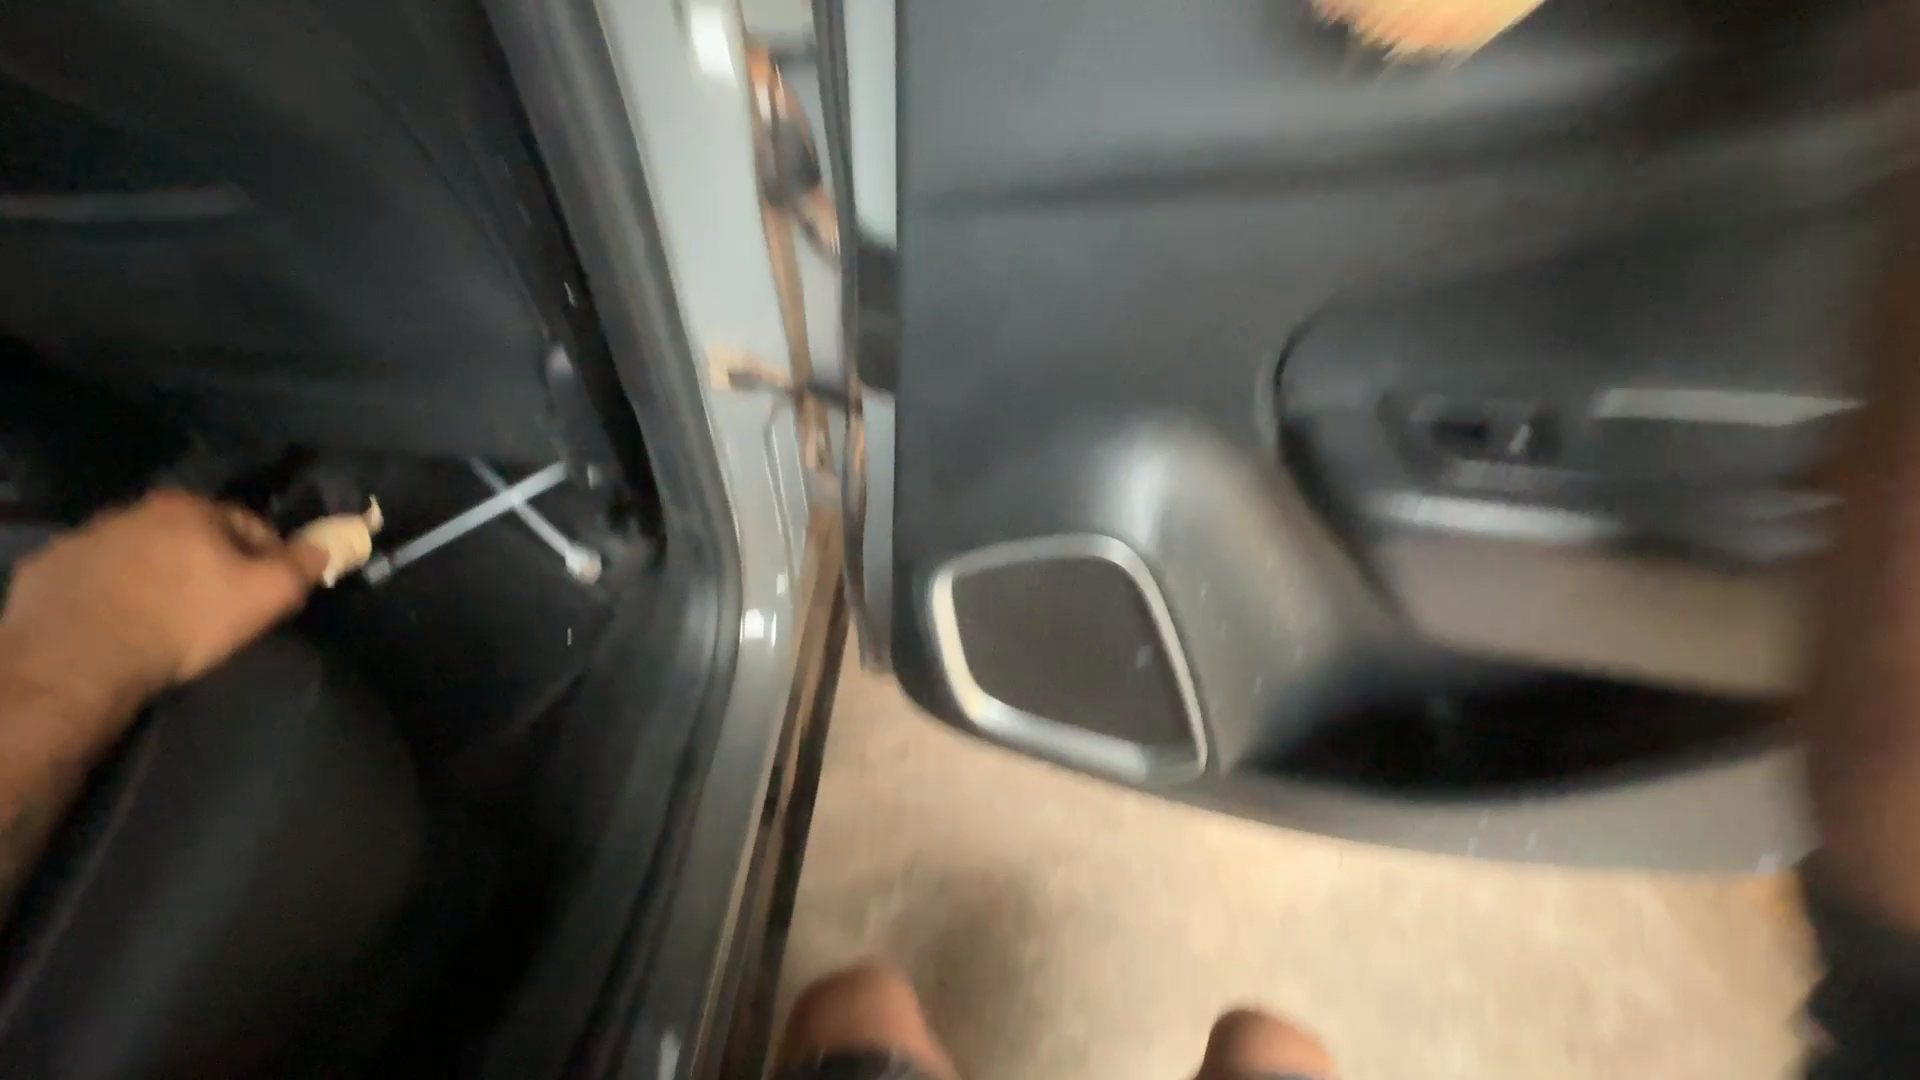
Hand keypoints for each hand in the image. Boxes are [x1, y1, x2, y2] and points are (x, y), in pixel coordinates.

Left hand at [0, 491, 329, 706]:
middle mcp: (130, 512)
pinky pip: (98, 577)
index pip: (251, 525)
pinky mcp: (43, 572)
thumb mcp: (271, 594)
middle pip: (195, 538)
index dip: (269, 558)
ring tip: (172, 617)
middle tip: (222, 605)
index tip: (267, 591)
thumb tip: (322, 547)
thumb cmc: (188, 620)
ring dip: (163, 577)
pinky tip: (127, 622)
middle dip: (213, 564)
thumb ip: (306, 564)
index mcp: (188, 509)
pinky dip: (116, 593)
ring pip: (145, 556)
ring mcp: (79, 541)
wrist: (79, 664)